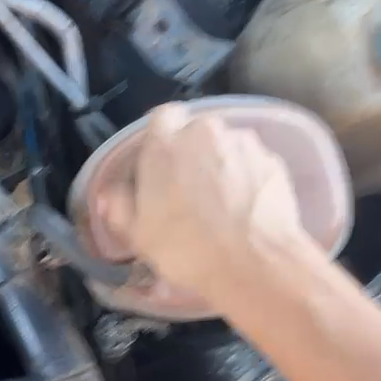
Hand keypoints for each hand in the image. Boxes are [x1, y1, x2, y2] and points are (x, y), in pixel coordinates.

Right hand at [94, 102, 315, 305]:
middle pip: (196, 131)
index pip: (161, 117)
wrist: (252, 263)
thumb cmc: (184, 248)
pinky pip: (251, 162)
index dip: (162, 138)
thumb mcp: (137, 234)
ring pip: (226, 146)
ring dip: (221, 164)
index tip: (161, 163)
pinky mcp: (273, 159)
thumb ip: (118, 206)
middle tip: (188, 189)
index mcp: (165, 143)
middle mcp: (204, 131)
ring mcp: (243, 143)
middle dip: (192, 153)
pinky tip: (244, 207)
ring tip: (221, 202)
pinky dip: (246, 177)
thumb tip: (108, 193)